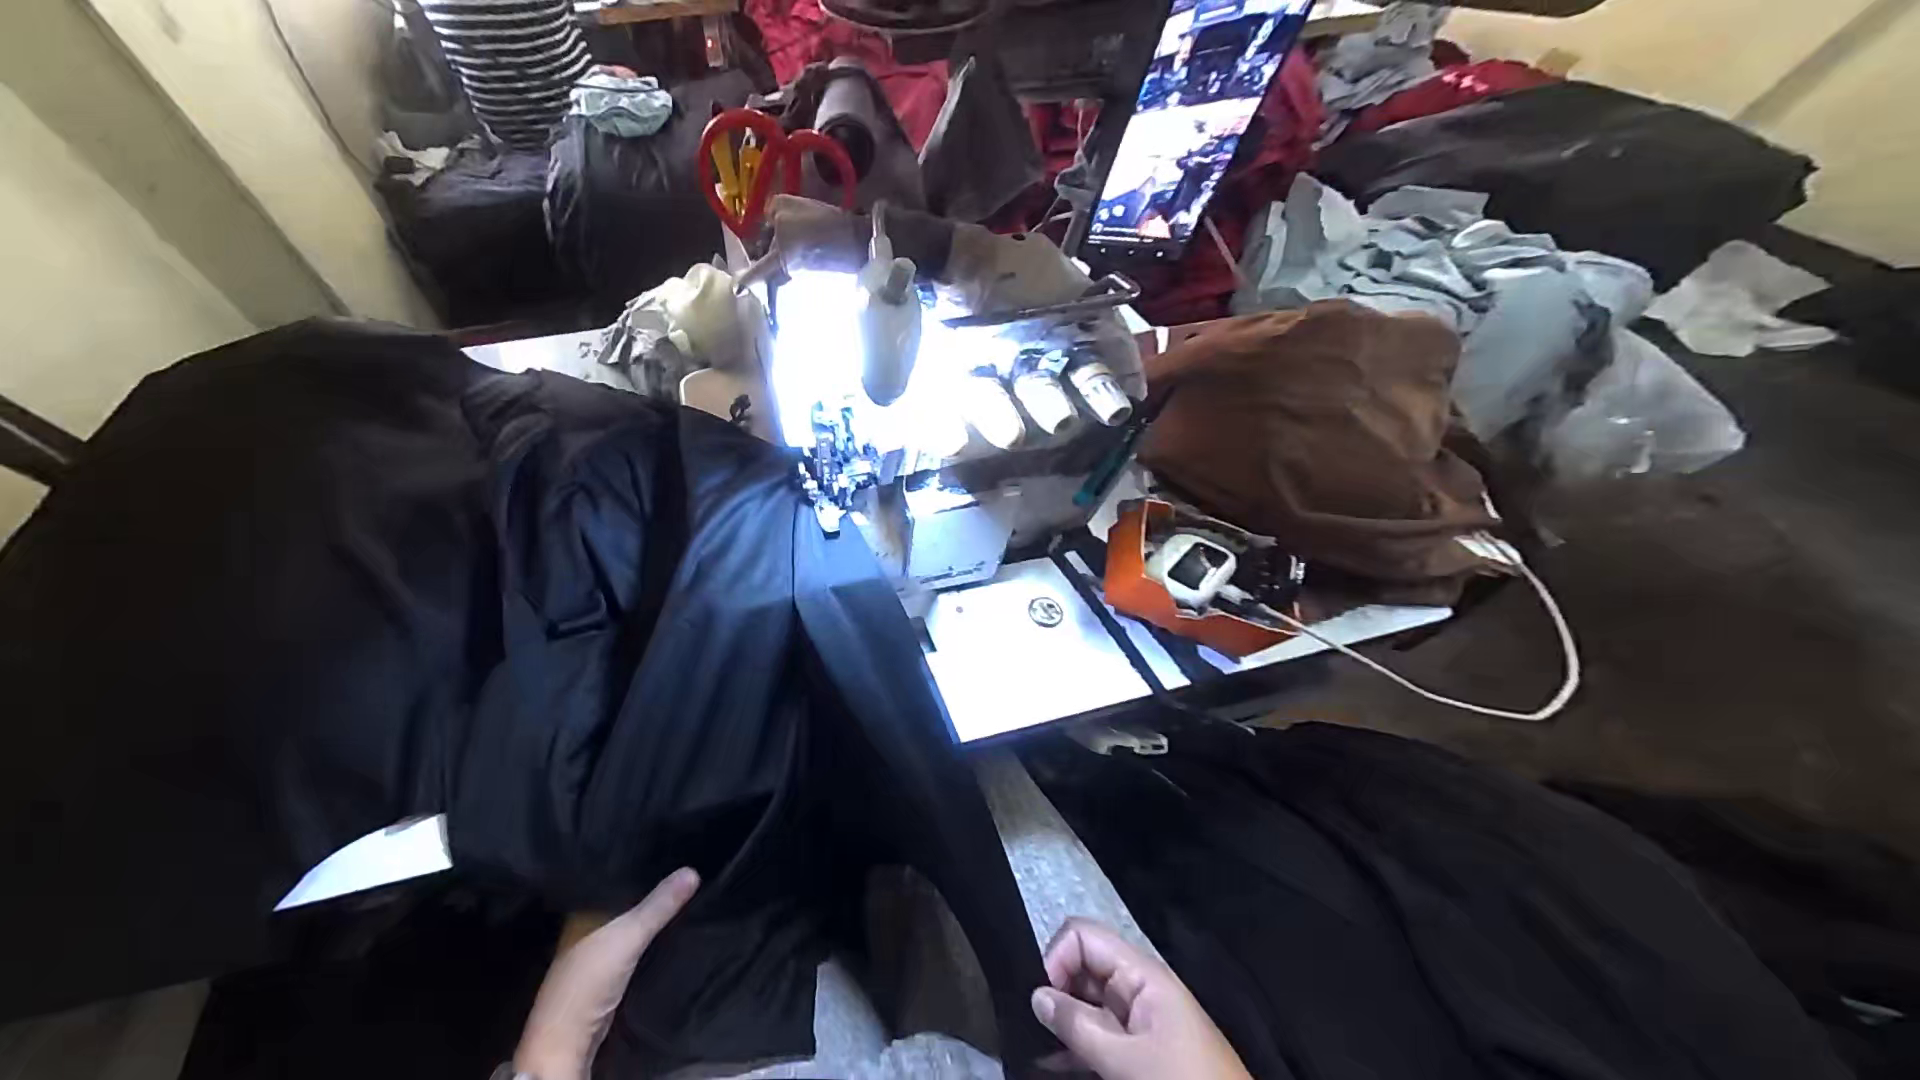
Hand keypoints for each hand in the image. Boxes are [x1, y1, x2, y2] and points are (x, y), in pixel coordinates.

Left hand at [512, 868, 699, 1079]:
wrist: (566, 1048)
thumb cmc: (588, 983)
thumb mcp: (628, 937)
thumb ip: (659, 905)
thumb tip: (693, 870)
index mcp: (581, 913)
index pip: (613, 877)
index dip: (640, 861)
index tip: (671, 845)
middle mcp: (585, 928)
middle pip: (624, 899)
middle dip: (651, 886)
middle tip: (687, 861)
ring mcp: (595, 953)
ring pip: (630, 921)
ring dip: (652, 911)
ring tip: (685, 885)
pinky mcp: (607, 974)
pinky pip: (634, 942)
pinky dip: (650, 933)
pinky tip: (671, 923)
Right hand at [1030, 917, 1250, 1079]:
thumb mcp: (1126, 1063)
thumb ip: (1078, 1026)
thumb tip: (1037, 995)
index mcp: (1141, 973)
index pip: (1083, 936)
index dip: (1056, 958)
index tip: (1043, 1001)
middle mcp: (1138, 986)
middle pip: (1084, 965)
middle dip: (1055, 988)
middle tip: (1033, 1028)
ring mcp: (1140, 1019)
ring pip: (1088, 1001)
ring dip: (1063, 1020)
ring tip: (1036, 1048)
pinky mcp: (1141, 1050)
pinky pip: (1100, 1032)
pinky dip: (1078, 1043)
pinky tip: (1053, 1064)